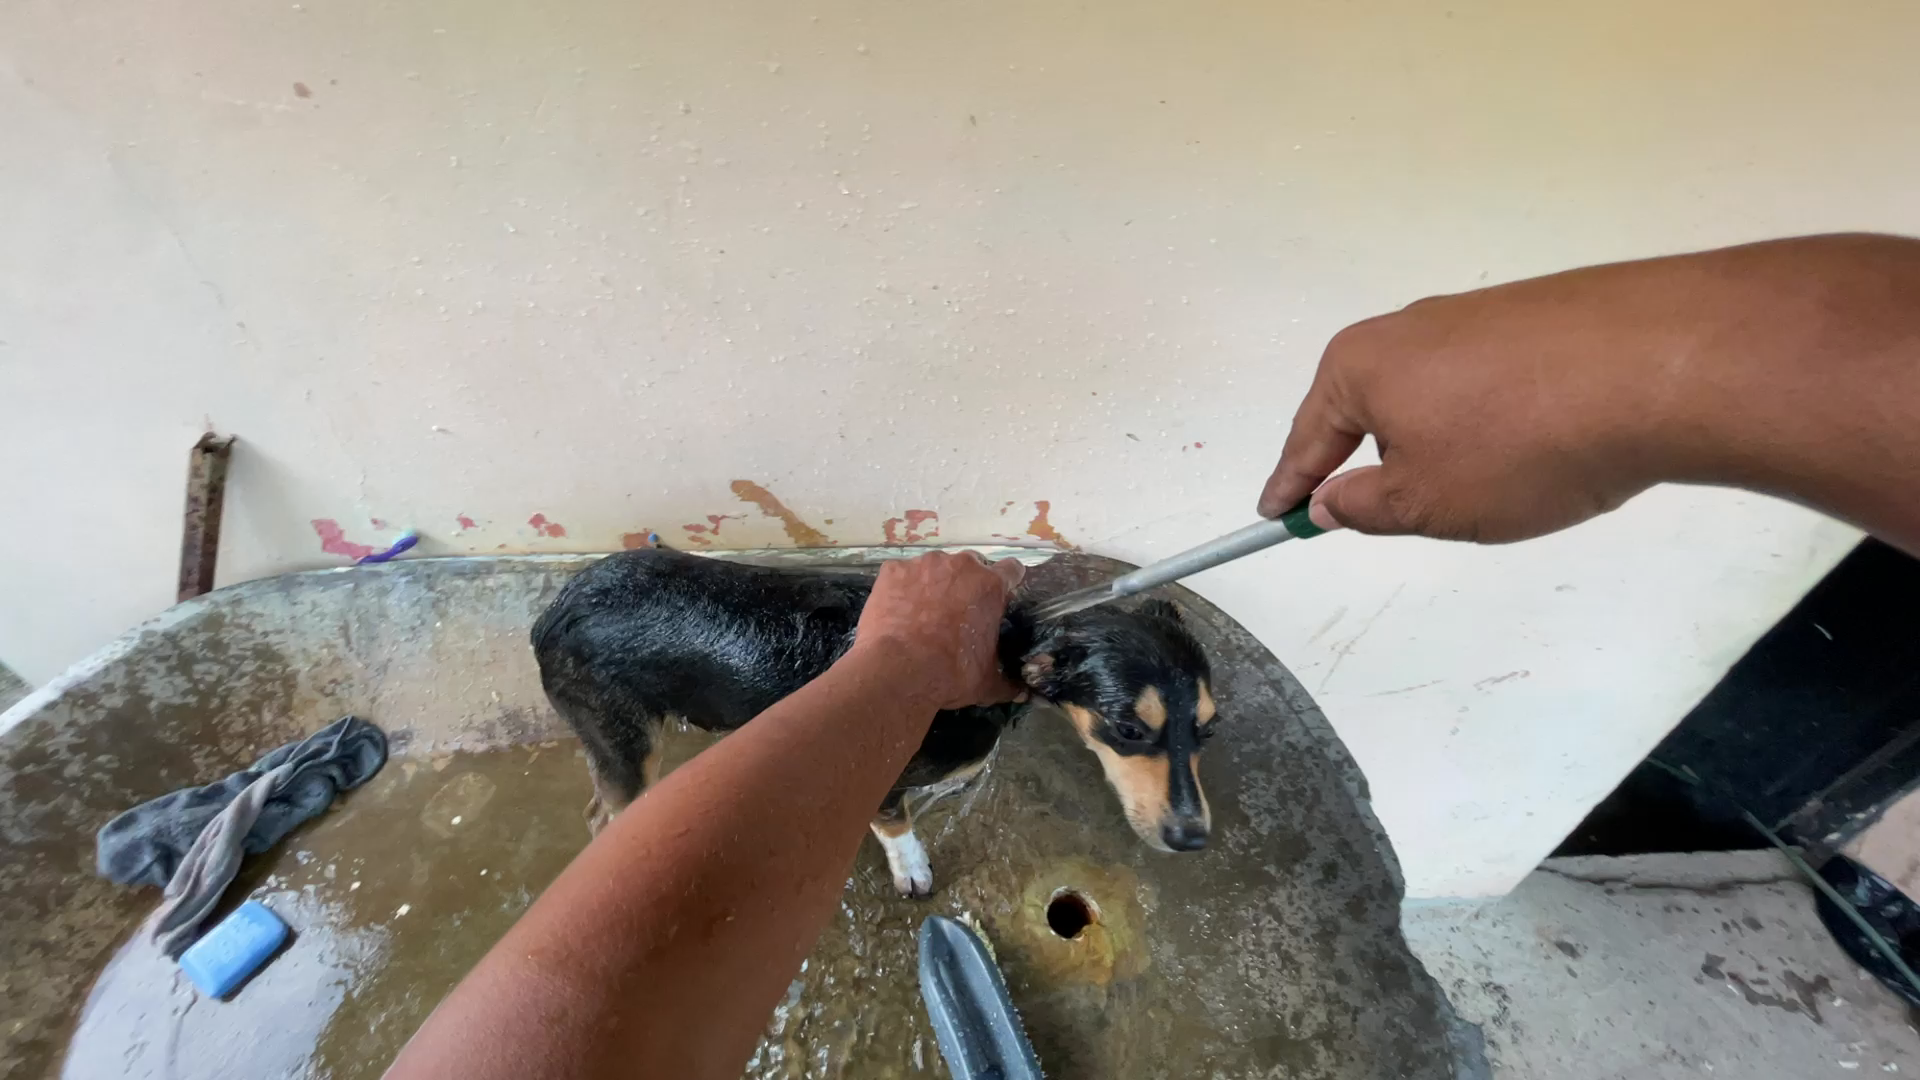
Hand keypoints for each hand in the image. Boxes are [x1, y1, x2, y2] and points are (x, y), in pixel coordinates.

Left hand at [854, 552, 1025, 709]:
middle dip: (967, 583)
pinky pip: (902, 574)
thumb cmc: (951, 674)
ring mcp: (924, 564)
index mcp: (991, 586)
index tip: (998, 596)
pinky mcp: (893, 570)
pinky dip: (902, 587)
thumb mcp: (988, 683)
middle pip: (971, 565)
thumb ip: (1008, 682)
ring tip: (922, 613)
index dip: (1006, 582)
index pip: (1011, 569)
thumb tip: (1022, 691)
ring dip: (934, 583)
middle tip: (957, 612)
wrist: (899, 670)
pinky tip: (897, 611)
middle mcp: (961, 565)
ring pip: (935, 567)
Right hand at [1257, 234, 1919, 543]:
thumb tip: (1328, 503)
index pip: (1305, 441)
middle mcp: (1405, 329)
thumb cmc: (1516, 446)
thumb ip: (1359, 508)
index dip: (1288, 486)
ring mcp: (1474, 314)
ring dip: (1426, 439)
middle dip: (1359, 458)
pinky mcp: (1538, 311)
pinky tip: (1522, 443)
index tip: (1270, 514)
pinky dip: (1482, 417)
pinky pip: (1481, 378)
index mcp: (1358, 367)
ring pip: (1424, 394)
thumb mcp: (1422, 503)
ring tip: (1468, 481)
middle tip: (1362, 505)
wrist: (1675, 366)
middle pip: (1361, 408)